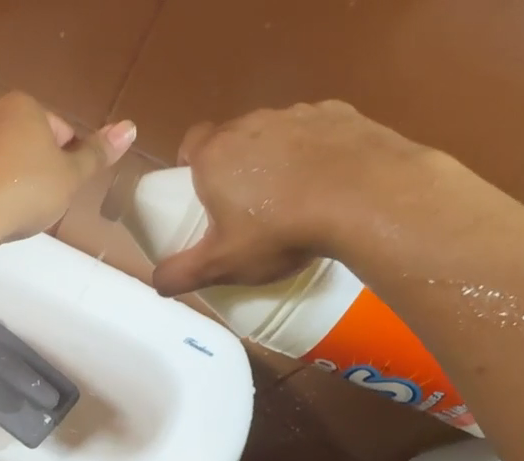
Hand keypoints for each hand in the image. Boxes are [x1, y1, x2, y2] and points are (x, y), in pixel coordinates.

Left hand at [0, 91, 135, 243]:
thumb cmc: (24, 191)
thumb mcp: (70, 176)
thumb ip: (97, 154)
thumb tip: (130, 127)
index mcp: (22, 106)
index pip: (59, 130)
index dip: (67, 162)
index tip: (62, 187)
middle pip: (29, 146)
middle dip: (39, 174)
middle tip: (41, 204)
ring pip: (3, 165)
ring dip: (14, 186)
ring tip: (17, 213)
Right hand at [151, 101, 457, 294]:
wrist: (366, 199)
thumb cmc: (280, 231)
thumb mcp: (221, 265)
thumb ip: (180, 275)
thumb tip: (156, 282)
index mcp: (215, 155)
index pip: (190, 144)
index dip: (192, 165)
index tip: (201, 191)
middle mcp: (251, 124)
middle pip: (233, 138)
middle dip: (234, 165)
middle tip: (245, 204)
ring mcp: (298, 115)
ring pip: (276, 134)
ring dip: (276, 158)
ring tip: (292, 196)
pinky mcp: (341, 114)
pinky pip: (317, 132)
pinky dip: (316, 152)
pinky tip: (327, 181)